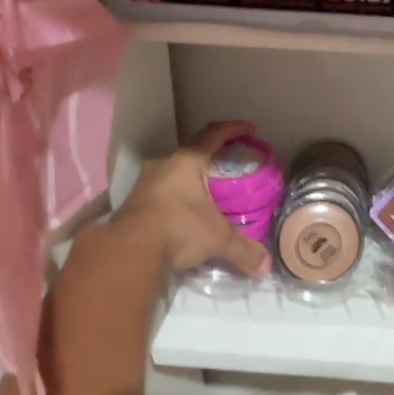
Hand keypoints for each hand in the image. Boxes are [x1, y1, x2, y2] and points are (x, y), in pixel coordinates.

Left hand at [112, 120, 271, 277]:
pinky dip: (174, 202)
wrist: (127, 251)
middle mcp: (163, 166)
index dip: (233, 129)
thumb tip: (266, 266)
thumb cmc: (179, 228)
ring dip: (188, 183)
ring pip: (171, 175)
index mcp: (186, 162)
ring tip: (205, 197)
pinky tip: (182, 218)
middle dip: (209, 160)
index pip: (212, 134)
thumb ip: (243, 249)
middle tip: (226, 170)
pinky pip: (159, 195)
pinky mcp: (131, 205)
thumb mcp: (217, 239)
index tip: (250, 128)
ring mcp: (143, 185)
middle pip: (190, 155)